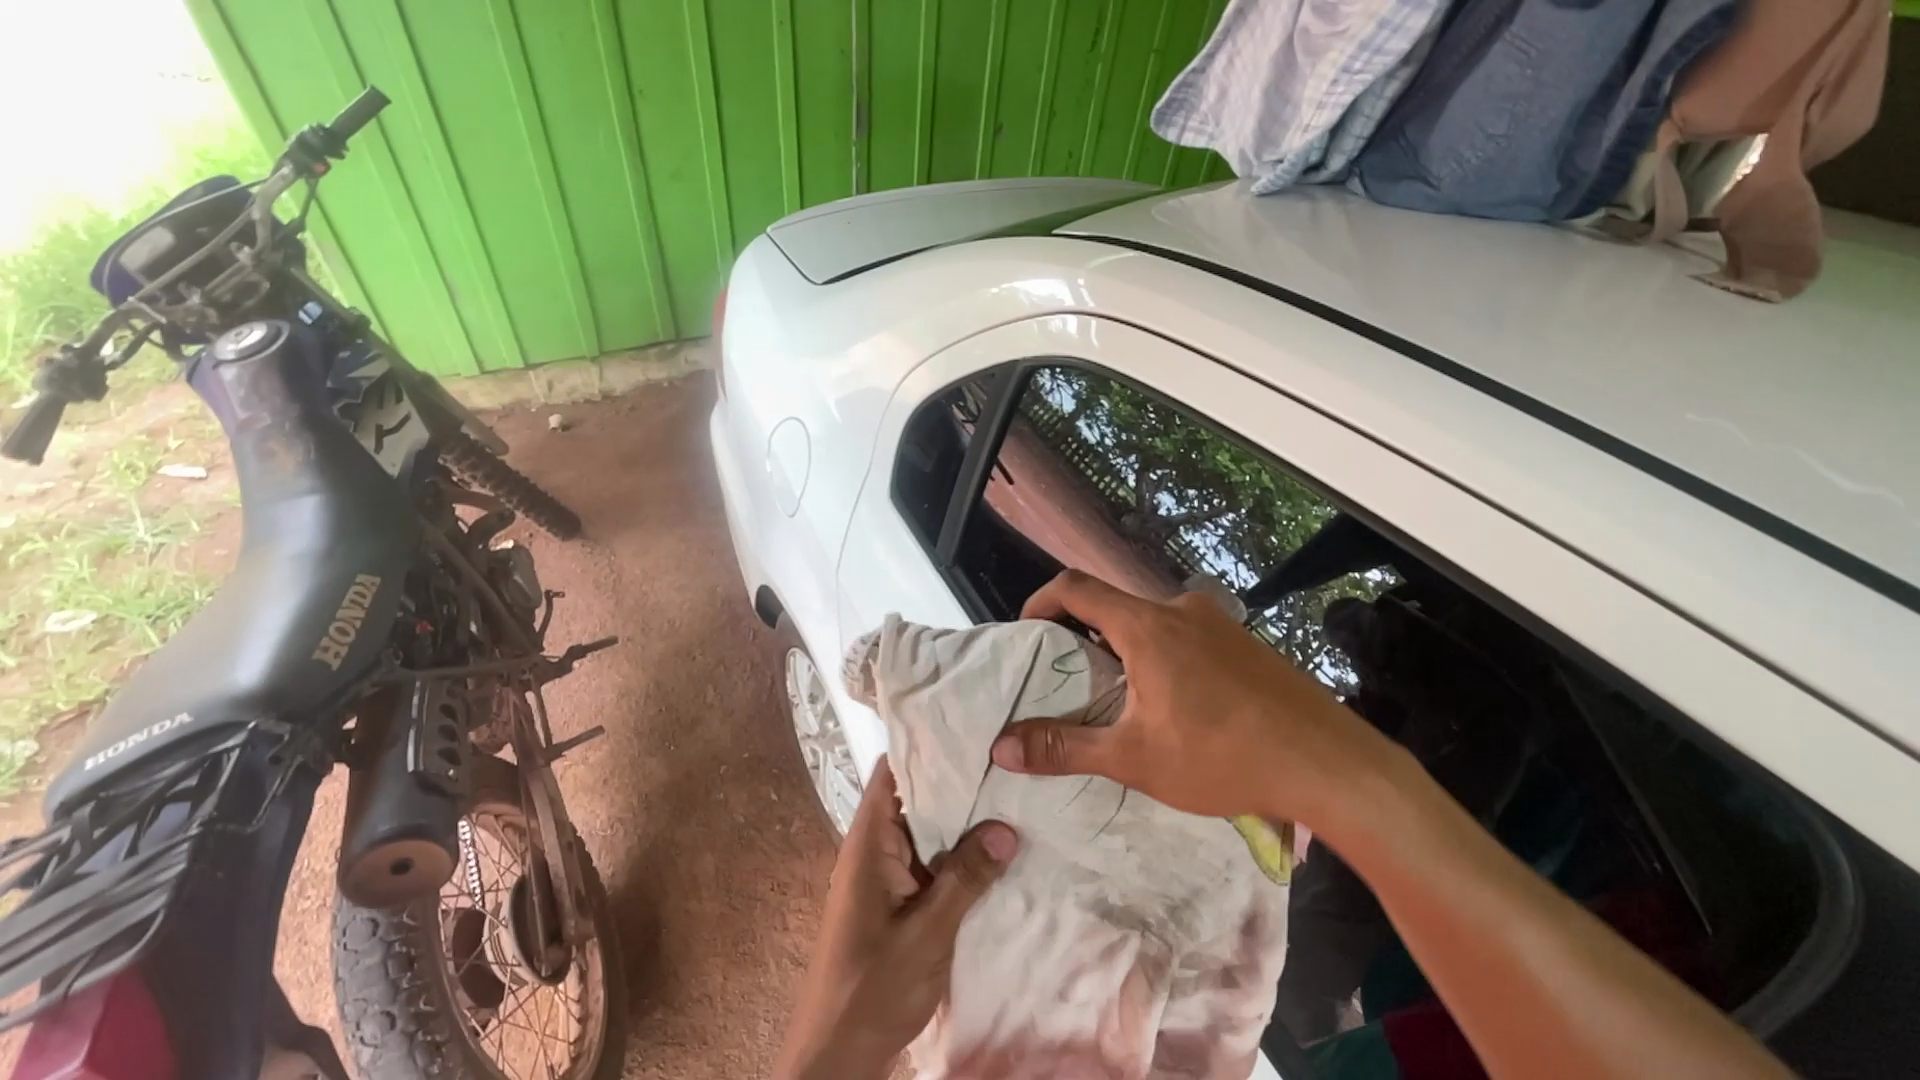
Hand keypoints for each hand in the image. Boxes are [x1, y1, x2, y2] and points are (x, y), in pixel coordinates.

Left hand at [777, 758, 1018, 1079]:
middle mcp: (873, 850)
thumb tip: (1006, 827)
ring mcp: (883, 877)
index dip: (925, 744)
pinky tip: (995, 850)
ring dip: (960, 820)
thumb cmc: (872, 987)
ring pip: (924, 832)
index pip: (892, 772)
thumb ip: (966, 878)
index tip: (971, 725)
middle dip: (956, 781)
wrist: (836, 1053)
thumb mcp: (928, 932)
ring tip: (1011, 793)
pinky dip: (956, 853)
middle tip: (1008, 758)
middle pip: (913, 798)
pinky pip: (927, 862)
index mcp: (868, 843)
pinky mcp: (895, 902)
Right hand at [991, 570, 1396, 826]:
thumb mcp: (1134, 758)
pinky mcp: (1246, 645)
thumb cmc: (1223, 756)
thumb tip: (1001, 747)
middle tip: (1067, 684)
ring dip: (1123, 651)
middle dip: (1080, 637)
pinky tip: (1174, 708)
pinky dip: (1161, 658)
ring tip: (1118, 703)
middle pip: (1112, 606)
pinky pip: (1185, 638)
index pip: (1074, 587)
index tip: (1026, 637)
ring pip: (1151, 624)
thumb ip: (1064, 748)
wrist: (1332, 765)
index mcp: (1147, 626)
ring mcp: (1220, 624)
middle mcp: (1181, 610)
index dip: (1039, 603)